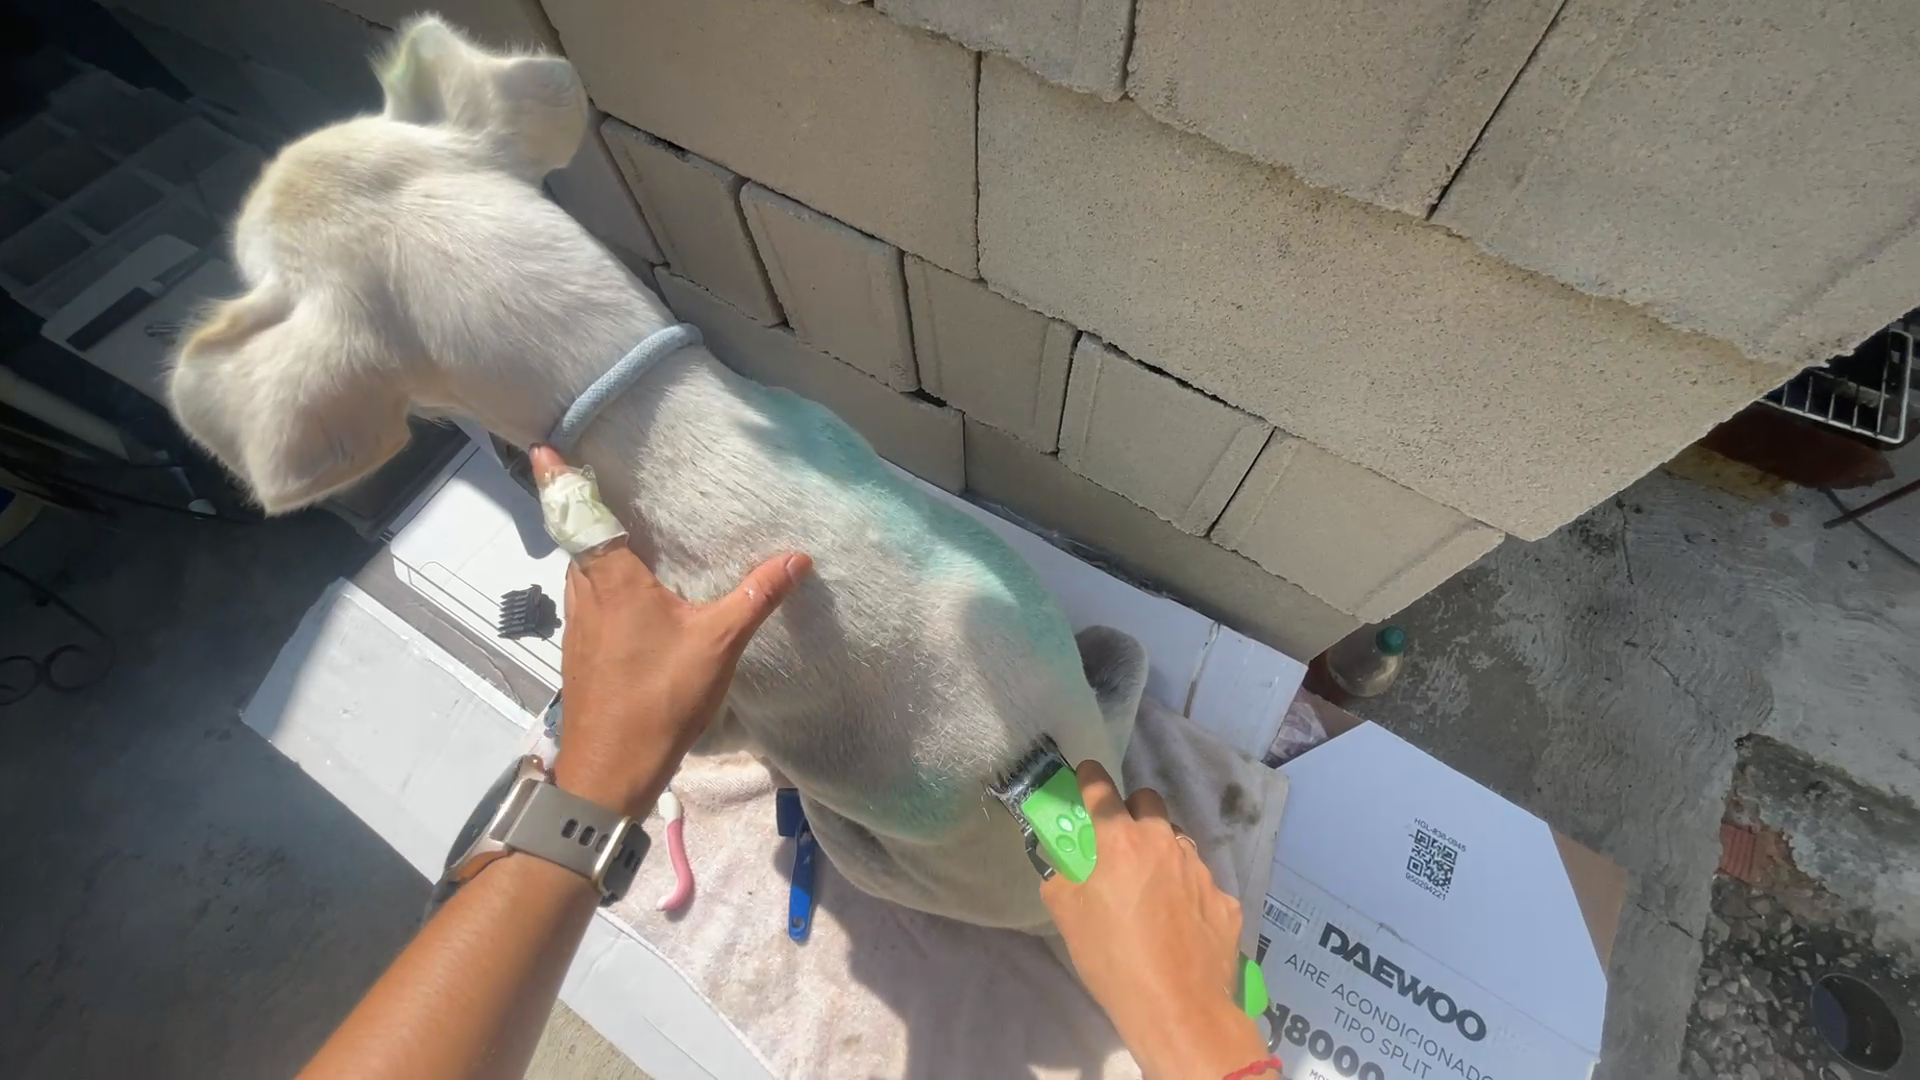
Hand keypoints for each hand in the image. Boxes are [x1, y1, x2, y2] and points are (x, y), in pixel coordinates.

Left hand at [529, 445, 810, 816]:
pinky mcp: (584, 652)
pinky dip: (603, 579)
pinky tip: (635, 593)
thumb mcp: (719, 643)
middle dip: (583, 508)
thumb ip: (756, 596)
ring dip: (594, 547)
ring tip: (627, 530)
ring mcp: (580, 627)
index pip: (580, 516)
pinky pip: (591, 598)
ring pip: (583, 572)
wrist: (611, 769)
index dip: (561, 481)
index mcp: (612, 580)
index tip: (545, 447)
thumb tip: (799, 557)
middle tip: (606, 481)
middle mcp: (586, 595)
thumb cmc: (660, 696)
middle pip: (578, 541)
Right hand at [1042, 762, 1271, 1079]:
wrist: (1181, 1012)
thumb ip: (1061, 880)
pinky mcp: (1225, 900)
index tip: (1086, 774)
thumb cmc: (1114, 961)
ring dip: (1162, 850)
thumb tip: (1063, 868)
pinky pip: (1201, 882)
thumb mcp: (1068, 918)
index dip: (1089, 777)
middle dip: (1133, 811)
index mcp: (1121, 840)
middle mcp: (1162, 842)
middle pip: (1148, 800)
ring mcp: (1200, 870)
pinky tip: (1181, 923)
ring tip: (1153, 888)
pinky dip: (1188, 891)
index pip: (1100, 787)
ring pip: (1178, 840)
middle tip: (1121, 842)